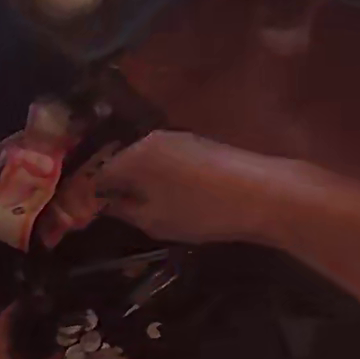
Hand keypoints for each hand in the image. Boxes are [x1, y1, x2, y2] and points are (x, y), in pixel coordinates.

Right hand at [96, 131, 283, 243]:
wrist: (264, 194)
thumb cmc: (201, 211)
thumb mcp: (154, 220)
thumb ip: (124, 210)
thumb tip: (107, 204)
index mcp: (134, 157)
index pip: (100, 174)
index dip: (95, 196)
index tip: (97, 214)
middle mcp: (150, 139)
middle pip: (122, 163)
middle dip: (119, 186)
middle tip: (122, 213)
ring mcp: (177, 138)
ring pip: (145, 161)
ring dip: (142, 181)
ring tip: (149, 206)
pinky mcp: (199, 143)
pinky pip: (166, 160)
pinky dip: (162, 176)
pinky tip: (175, 196)